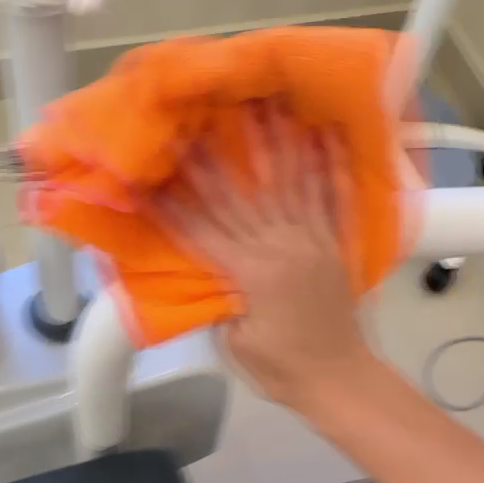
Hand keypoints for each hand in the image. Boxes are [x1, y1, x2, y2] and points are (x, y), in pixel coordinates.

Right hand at [158, 105, 381, 412]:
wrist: (337, 378)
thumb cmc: (281, 370)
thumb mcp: (236, 342)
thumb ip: (223, 300)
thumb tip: (214, 271)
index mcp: (249, 274)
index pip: (200, 231)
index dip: (170, 206)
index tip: (146, 178)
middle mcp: (278, 248)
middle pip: (239, 196)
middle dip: (214, 158)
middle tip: (197, 118)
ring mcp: (310, 242)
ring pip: (287, 184)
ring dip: (274, 143)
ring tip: (264, 104)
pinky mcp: (334, 245)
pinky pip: (331, 199)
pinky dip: (328, 166)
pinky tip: (324, 135)